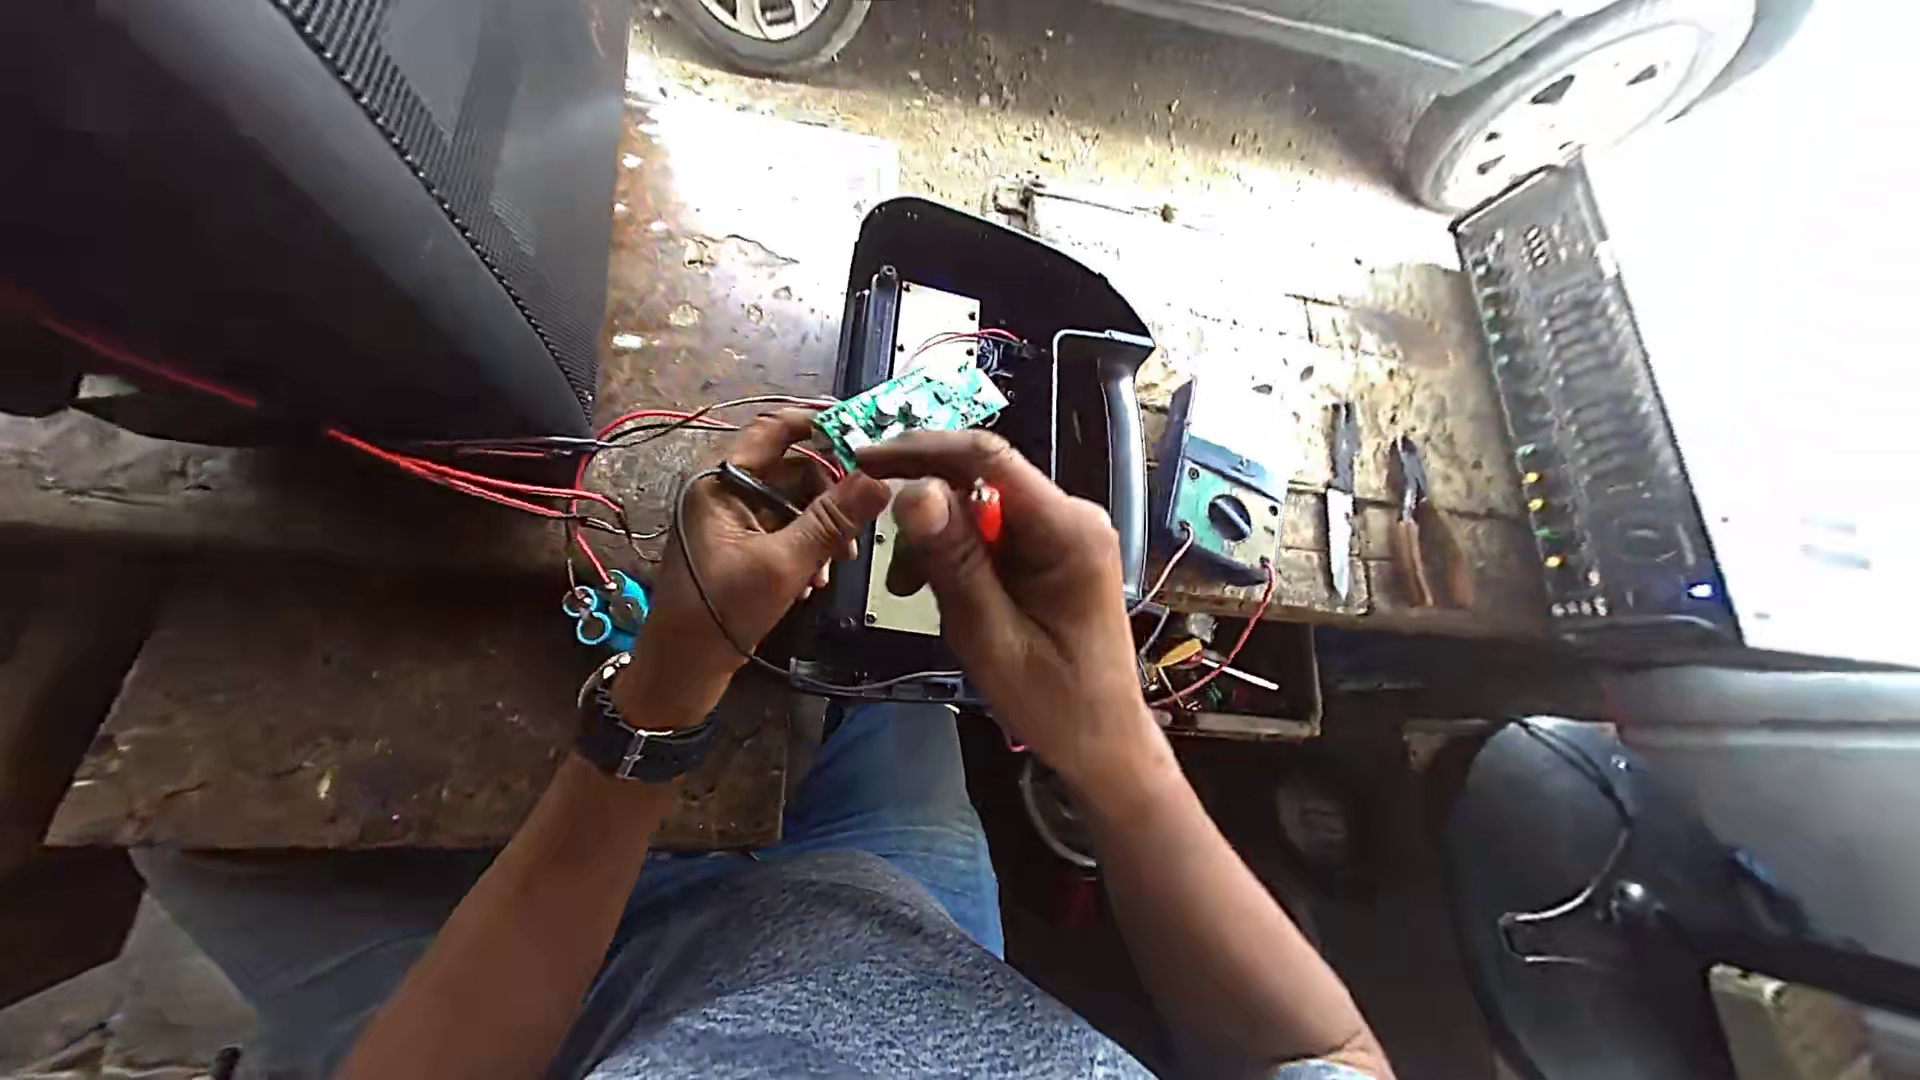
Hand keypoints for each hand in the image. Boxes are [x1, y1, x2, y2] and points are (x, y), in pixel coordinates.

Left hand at [615, 410, 890, 726]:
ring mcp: (737, 520)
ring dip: (824, 529)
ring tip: (838, 563)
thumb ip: (832, 520)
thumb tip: (879, 481)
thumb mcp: (784, 563)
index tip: (862, 430)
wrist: (685, 668)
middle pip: (794, 471)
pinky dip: (809, 548)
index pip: (774, 430)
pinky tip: (816, 579)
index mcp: (721, 482)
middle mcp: (728, 492)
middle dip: (831, 496)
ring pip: (796, 504)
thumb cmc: (722, 611)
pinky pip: (788, 530)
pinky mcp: (746, 545)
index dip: (818, 422)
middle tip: (859, 523)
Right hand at [858, 430, 1161, 788]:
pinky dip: (958, 553)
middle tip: (890, 560)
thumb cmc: (1055, 703)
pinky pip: (992, 531)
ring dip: (937, 539)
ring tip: (912, 588)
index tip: (865, 460)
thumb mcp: (990, 636)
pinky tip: (943, 587)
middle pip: (981, 481)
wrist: (1102, 738)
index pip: (989, 459)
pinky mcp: (1052, 549)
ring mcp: (1064, 531)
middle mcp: (1072, 516)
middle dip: (926, 511)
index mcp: (1069, 531)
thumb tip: (913, 490)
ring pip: (979, 507)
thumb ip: (955, 562)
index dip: (922, 451)